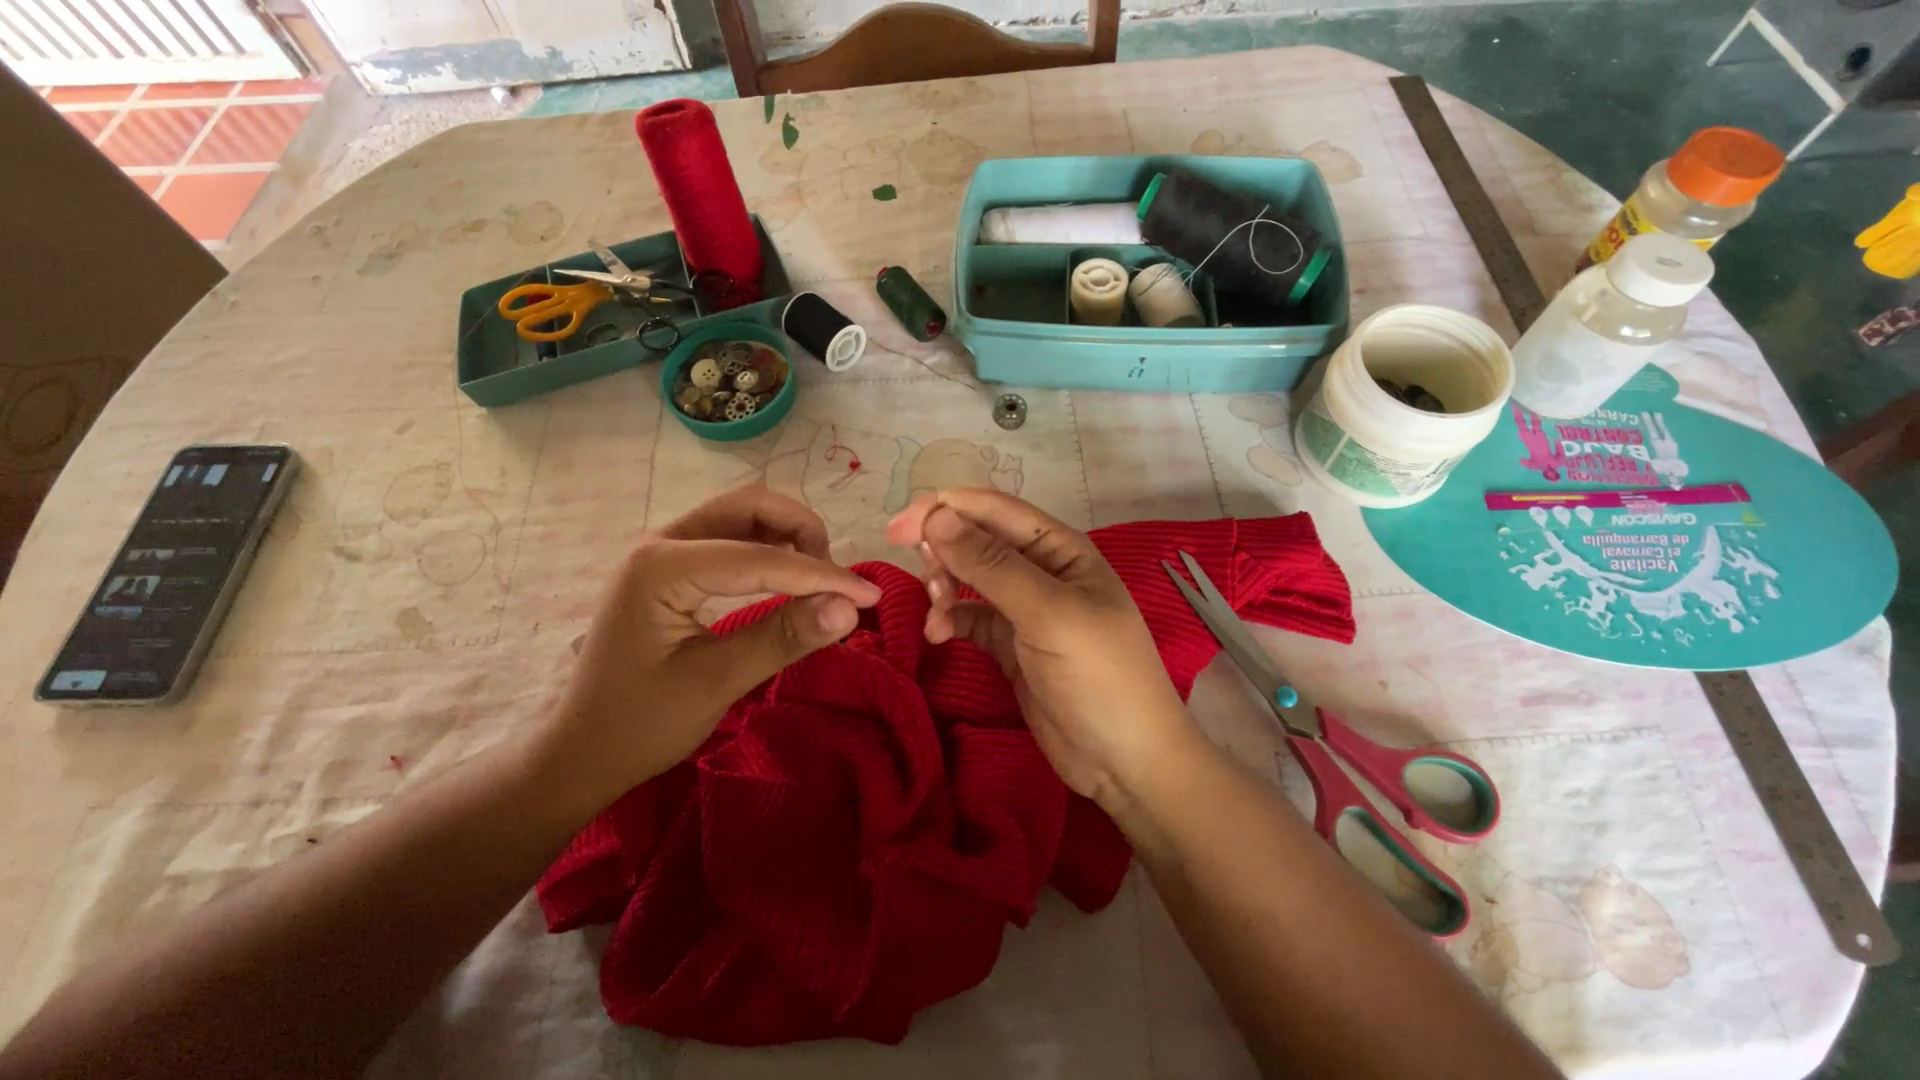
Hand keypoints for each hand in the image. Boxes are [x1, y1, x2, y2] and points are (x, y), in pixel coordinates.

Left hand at [539, 485, 880, 809]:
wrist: (581, 751)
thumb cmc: (640, 724)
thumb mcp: (717, 683)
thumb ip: (782, 638)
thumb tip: (850, 609)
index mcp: (661, 567)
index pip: (760, 556)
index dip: (822, 575)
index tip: (871, 597)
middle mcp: (660, 543)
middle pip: (750, 505)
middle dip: (802, 533)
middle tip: (835, 582)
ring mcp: (662, 552)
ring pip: (741, 516)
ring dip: (787, 537)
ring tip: (817, 584)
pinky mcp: (669, 569)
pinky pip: (728, 539)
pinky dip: (767, 551)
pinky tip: (787, 583)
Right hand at [885, 489, 1192, 808]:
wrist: (1125, 761)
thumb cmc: (1100, 676)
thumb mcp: (1048, 614)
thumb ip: (992, 565)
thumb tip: (936, 516)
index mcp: (1061, 549)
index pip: (996, 510)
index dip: (946, 507)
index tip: (898, 525)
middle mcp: (1042, 572)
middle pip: (978, 540)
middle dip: (941, 545)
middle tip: (908, 560)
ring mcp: (1025, 611)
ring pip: (970, 579)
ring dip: (944, 584)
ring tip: (934, 608)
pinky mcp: (1011, 648)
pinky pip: (970, 619)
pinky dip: (950, 620)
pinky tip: (938, 635)